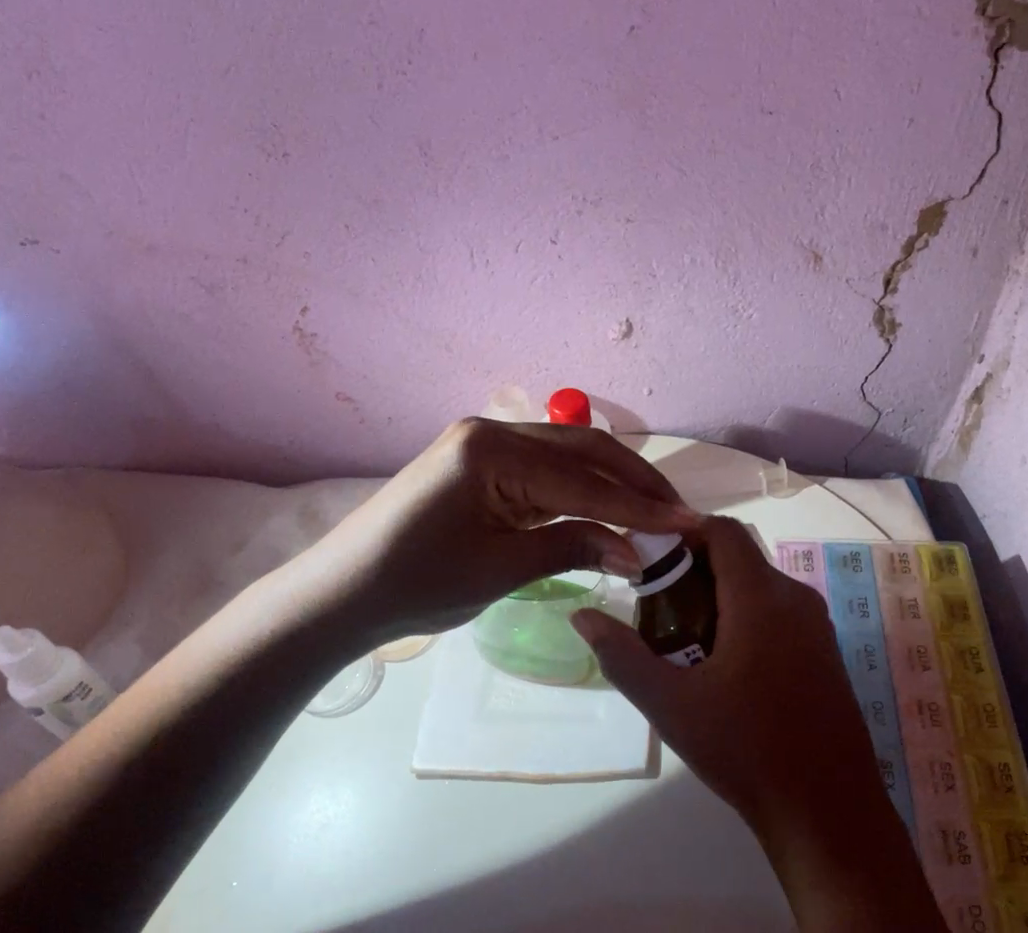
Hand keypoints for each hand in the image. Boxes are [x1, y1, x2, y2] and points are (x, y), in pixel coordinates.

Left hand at [306, 418, 699, 643]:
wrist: (337, 596)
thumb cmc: (413, 585)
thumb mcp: (500, 570)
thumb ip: (573, 548)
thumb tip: (637, 553)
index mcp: (492, 450)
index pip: (584, 480)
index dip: (640, 507)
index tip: (690, 523)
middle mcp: (493, 432)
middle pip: (584, 452)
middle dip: (635, 483)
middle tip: (681, 513)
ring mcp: (486, 443)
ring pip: (569, 457)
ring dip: (613, 483)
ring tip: (657, 511)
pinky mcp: (483, 462)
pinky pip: (546, 470)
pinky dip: (582, 490)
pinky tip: (610, 507)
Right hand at [573, 518, 945, 931]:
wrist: (828, 808)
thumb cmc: (746, 750)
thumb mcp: (672, 706)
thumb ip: (623, 656)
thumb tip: (583, 616)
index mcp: (762, 597)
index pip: (723, 531)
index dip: (683, 531)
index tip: (646, 556)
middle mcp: (796, 597)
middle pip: (740, 558)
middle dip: (694, 571)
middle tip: (654, 605)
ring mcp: (817, 625)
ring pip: (760, 588)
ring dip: (720, 598)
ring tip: (682, 639)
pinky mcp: (825, 652)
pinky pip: (779, 614)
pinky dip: (746, 619)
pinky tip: (723, 667)